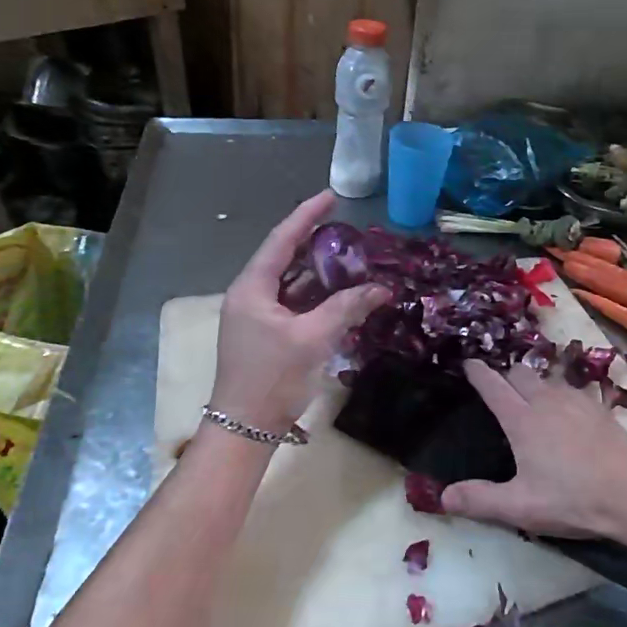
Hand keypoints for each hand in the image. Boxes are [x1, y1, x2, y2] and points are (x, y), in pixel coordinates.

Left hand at [211, 191, 389, 435]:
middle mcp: (250, 295)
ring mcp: (256, 315)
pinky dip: (315, 293)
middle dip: (313, 240)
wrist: (245, 429)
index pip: (282, 240)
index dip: (306, 216)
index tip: (331, 197)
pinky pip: (293, 301)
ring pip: (290, 281)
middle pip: (284, 257)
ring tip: (346, 254)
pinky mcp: (266, 333)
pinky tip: (338, 291)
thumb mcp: (313, 339)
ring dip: (316, 269)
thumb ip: (347, 308)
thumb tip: (381, 288)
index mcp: (252, 288)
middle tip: (345, 227)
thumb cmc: (272, 378)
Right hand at [440, 358, 626, 541]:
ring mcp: (576, 400)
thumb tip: (442, 496)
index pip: (493, 385)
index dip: (477, 372)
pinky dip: (557, 391)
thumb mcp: (522, 508)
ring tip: (528, 397)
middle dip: (504, 373)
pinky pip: (569, 388)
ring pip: (546, 377)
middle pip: (519, 372)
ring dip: (532, 381)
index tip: (468, 364)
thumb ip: (480, 500)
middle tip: (496, 386)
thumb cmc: (574, 500)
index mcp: (523, 420)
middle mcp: (546, 400)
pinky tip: (564, 411)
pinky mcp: (598, 406)